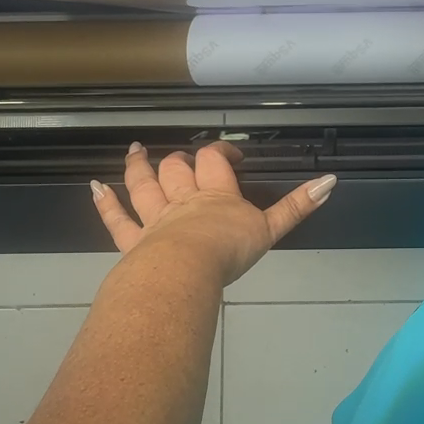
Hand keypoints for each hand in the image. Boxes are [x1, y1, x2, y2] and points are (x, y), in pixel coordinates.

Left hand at [89, 141, 335, 285]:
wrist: (183, 272)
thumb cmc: (227, 250)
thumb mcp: (270, 228)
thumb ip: (297, 206)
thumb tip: (329, 181)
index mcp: (216, 195)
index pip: (215, 162)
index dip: (221, 155)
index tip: (232, 158)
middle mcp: (183, 200)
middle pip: (178, 170)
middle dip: (181, 160)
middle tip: (185, 157)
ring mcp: (154, 220)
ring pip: (144, 186)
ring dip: (139, 167)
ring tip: (136, 151)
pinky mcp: (133, 242)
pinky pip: (116, 220)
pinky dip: (105, 203)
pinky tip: (93, 189)